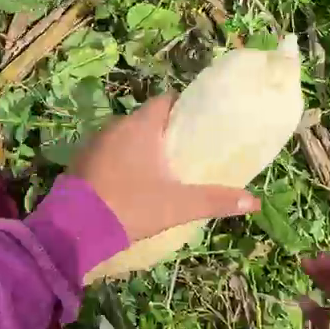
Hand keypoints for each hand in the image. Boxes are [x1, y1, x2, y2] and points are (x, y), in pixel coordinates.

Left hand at [71, 94, 260, 242]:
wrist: (76, 227)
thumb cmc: (131, 206)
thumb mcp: (178, 206)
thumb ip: (215, 200)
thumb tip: (253, 202)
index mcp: (141, 126)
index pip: (166, 101)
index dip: (183, 108)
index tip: (199, 124)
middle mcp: (116, 126)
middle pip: (147, 119)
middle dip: (165, 131)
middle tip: (186, 151)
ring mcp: (95, 141)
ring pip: (126, 135)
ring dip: (142, 146)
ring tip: (162, 167)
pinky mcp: (82, 159)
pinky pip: (109, 151)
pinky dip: (122, 159)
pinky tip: (132, 180)